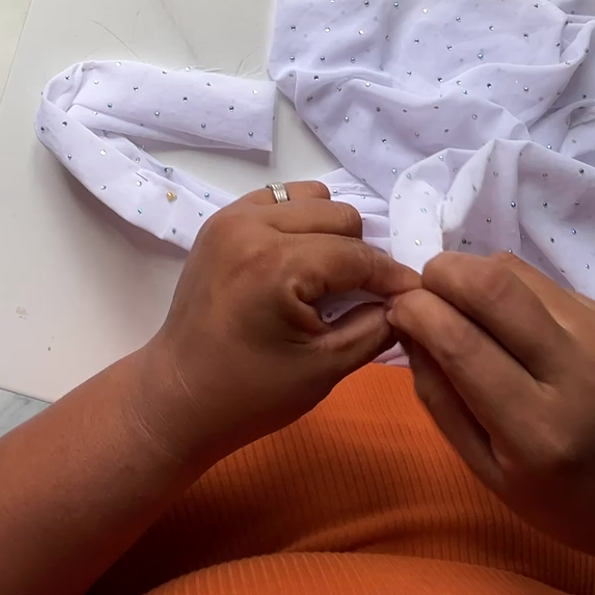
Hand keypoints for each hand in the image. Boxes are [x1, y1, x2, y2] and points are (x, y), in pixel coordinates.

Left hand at [130, 182, 421, 465]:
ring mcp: (232, 217)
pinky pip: (280, 199)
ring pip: (312, 199)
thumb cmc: (250, 393)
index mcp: (276, 264)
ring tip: (324, 278)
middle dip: (359, 256)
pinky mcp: (221, 220)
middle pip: (339, 216)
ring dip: (329, 234)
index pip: (356, 256)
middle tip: (359, 297)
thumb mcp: (326, 369)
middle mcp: (252, 226)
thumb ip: (376, 327)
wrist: (179, 395)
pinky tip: (297, 260)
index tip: (415, 296)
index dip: (392, 278)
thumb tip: (408, 300)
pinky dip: (299, 222)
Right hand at [386, 252, 594, 575]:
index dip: (415, 311)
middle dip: (438, 273)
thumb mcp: (489, 472)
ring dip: (468, 272)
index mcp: (540, 431)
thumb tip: (407, 326)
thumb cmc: (569, 500)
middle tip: (421, 292)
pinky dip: (502, 284)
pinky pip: (537, 278)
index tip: (397, 310)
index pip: (460, 341)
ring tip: (459, 302)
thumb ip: (439, 398)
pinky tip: (501, 314)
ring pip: (511, 269)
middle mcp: (576, 373)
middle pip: (490, 285)